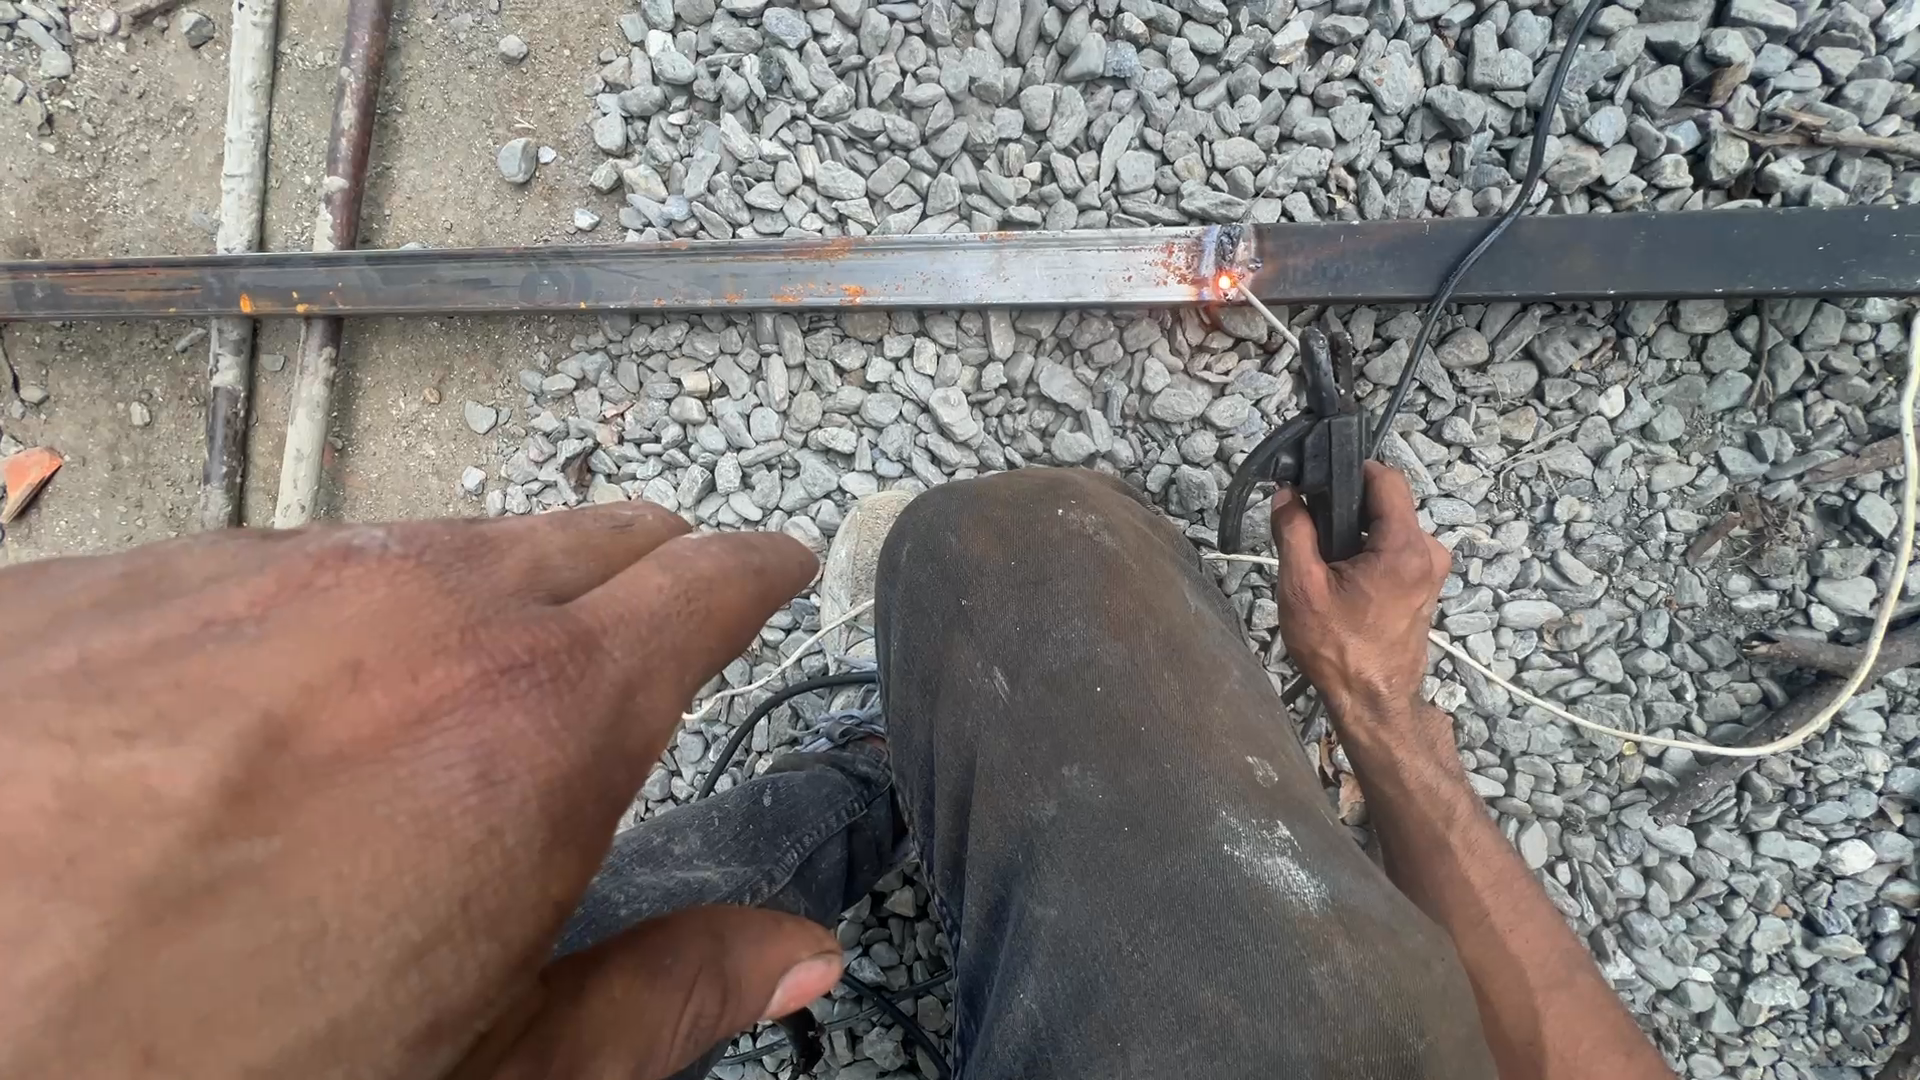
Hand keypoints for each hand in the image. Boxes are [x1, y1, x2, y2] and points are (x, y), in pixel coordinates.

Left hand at [0, 504, 842, 1079]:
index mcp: (549, 716)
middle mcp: (438, 604)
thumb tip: (810, 956)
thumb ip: (674, 991)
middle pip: (611, 533)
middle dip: (660, 566)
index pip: (712, 579)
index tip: (783, 567)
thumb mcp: (484, 1078)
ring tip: (470, 687)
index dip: (764, 567)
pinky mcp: (142, 571)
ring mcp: (284, 567)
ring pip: (471, 541)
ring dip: (512, 592)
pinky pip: (319, 554)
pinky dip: (366, 605)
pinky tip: (289, 704)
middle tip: (661, 623)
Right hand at [1271, 462, 1451, 751]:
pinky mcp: (1423, 585)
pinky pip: (1392, 550)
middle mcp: (1430, 552)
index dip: (1348, 470)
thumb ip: (1294, 531)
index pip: (1386, 478)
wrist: (1370, 700)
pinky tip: (1338, 579)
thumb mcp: (1301, 586)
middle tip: (1307, 533)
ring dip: (1351, 535)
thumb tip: (1287, 493)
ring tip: (1320, 564)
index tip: (1313, 480)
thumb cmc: (1336, 646)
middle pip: (1383, 504)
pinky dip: (1363, 553)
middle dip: (1343, 510)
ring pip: (1385, 528)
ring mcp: (1431, 570)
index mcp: (1406, 546)